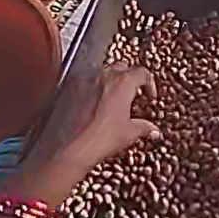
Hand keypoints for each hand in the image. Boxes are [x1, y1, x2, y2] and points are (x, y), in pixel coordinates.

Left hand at [19, 63, 159, 203]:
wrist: (68, 149)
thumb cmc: (99, 139)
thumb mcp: (128, 134)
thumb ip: (143, 127)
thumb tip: (152, 130)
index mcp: (122, 83)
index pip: (142, 73)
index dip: (149, 83)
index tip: (149, 95)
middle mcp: (102, 76)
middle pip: (121, 68)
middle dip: (128, 79)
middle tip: (131, 95)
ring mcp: (83, 80)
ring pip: (101, 73)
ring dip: (108, 82)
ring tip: (111, 100)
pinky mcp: (66, 88)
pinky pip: (83, 82)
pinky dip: (90, 89)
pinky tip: (90, 105)